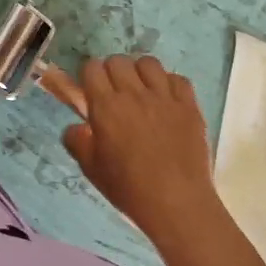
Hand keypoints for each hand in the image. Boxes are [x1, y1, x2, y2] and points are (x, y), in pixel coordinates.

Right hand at [61, 56, 218, 238]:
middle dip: (113, 72)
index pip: (92, 66)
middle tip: (116, 93)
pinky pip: (178, 79)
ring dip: (141, 73)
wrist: (178, 205)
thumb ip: (76, 140)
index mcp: (106, 105)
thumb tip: (76, 127)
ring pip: (148, 63)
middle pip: (118, 60)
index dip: (90, 76)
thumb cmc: (129, 188)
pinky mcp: (189, 108)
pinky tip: (167, 101)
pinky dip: (170, 85)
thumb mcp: (90, 168)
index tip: (93, 91)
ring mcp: (164, 99)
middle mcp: (133, 94)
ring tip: (142, 91)